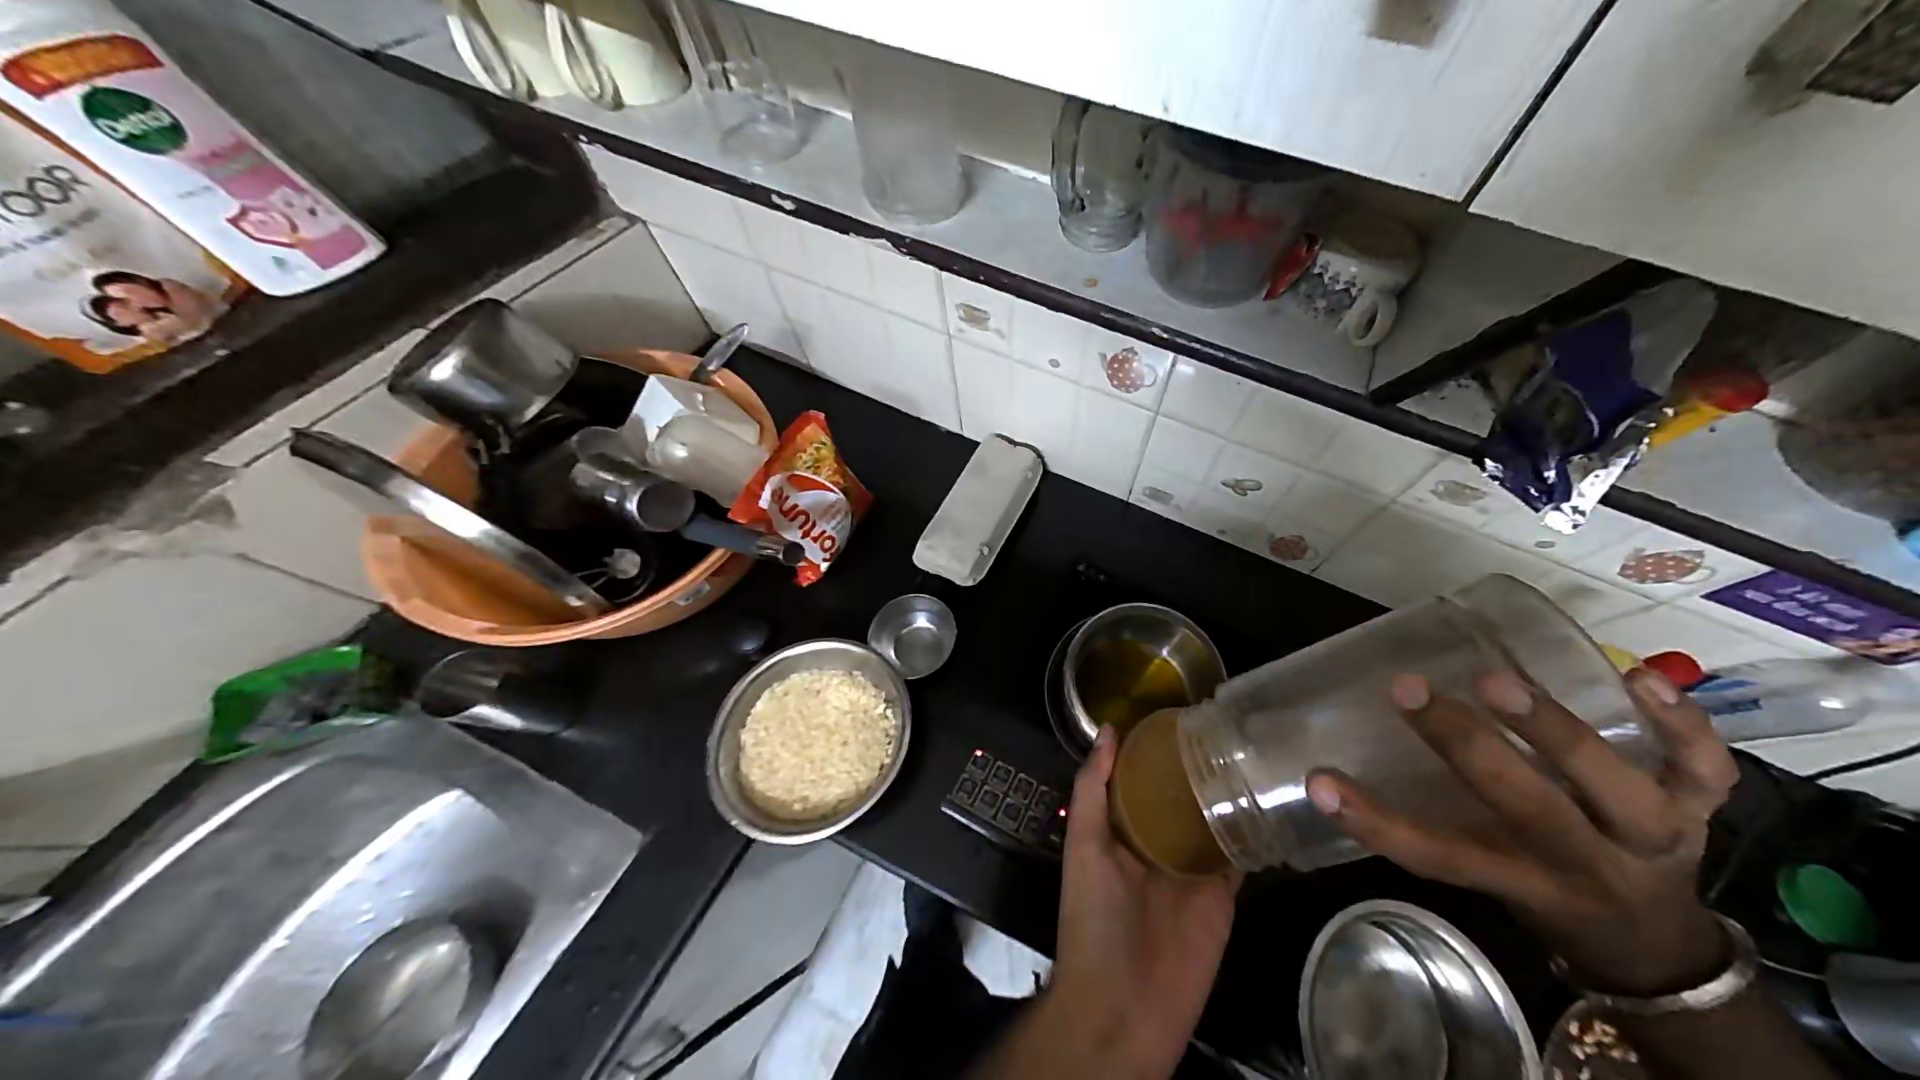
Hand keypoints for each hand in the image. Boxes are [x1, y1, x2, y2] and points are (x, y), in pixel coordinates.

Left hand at [1047, 725, 1240, 1079]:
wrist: (1123, 1006)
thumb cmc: (1093, 919)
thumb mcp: (1084, 847)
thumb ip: (1092, 791)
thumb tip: (1108, 730)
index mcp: (1122, 826)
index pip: (1142, 776)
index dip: (1158, 746)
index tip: (1184, 711)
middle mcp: (1158, 840)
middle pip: (1182, 795)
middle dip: (1201, 766)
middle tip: (1236, 725)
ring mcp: (1193, 868)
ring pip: (1214, 820)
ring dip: (1232, 794)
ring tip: (1261, 750)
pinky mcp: (1224, 896)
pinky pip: (1241, 858)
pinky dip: (1255, 834)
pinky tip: (1278, 802)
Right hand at [1306, 666, 1740, 996]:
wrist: (1653, 941)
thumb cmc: (1541, 894)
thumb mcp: (1485, 872)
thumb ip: (1434, 820)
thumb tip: (1356, 748)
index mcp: (1521, 880)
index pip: (1439, 856)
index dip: (1376, 822)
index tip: (1320, 781)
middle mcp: (1588, 864)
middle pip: (1530, 810)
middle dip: (1469, 749)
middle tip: (1408, 690)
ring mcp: (1654, 837)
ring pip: (1615, 789)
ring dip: (1556, 734)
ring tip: (1498, 681)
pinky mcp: (1701, 813)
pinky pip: (1704, 771)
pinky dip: (1682, 725)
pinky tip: (1639, 677)